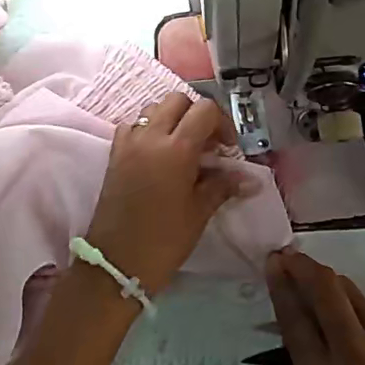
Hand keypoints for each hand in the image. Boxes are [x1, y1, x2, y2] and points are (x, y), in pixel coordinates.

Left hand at [83, 93, 244, 294]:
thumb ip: (223, 186)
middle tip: (207, 145)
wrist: (116, 263)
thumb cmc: (164, 240)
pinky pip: (133, 126)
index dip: (222, 124)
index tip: (227, 149)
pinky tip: (158, 155)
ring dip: (172, 120)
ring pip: (153, 109)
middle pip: (178, 101)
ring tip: (183, 149)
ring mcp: (128, 143)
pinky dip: (148, 130)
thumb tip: (250, 178)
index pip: (205, 111)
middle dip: (197, 116)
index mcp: (176, 149)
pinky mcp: (114, 154)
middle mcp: (150, 136)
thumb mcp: (199, 212)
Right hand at [266, 249, 364, 364]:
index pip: (296, 321)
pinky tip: (356, 324)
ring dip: (330, 283)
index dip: (281, 287)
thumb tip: (297, 329)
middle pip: (325, 291)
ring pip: (353, 294)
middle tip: (288, 256)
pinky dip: (359, 311)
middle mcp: (358, 356)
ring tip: (316, 280)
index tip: (274, 263)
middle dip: (303, 266)